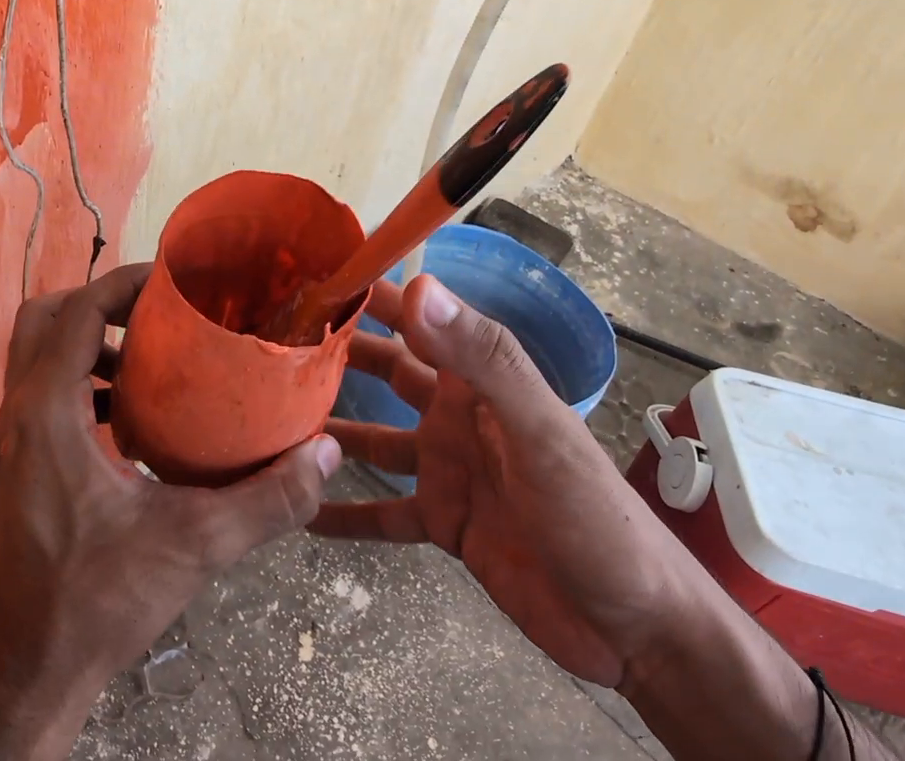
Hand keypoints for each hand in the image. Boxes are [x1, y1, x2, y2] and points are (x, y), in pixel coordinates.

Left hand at [0, 264, 342, 760]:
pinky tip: (137, 419)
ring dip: (93, 343)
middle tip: (162, 314)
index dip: (125, 284)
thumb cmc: (99, 601)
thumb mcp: (193, 546)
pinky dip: (85, 383)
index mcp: (47, 413)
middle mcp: (20, 413)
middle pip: (46, 319)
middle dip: (101, 303)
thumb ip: (267, 500)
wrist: (29, 670)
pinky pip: (46, 394)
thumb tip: (326, 452)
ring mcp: (14, 440)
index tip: (179, 281)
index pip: (78, 312)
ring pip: (41, 356)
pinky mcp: (21, 465)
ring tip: (158, 357)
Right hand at [312, 274, 897, 759]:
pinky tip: (298, 514)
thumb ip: (482, 360)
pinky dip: (344, 514)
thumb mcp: (538, 431)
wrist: (635, 625)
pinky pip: (382, 513)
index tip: (308, 280)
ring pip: (373, 441)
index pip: (420, 319)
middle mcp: (459, 415)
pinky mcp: (445, 523)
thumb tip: (419, 287)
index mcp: (483, 381)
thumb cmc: (594, 516)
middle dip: (335, 357)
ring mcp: (450, 470)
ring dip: (328, 433)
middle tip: (271, 349)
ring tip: (268, 427)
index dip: (370, 295)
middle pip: (386, 373)